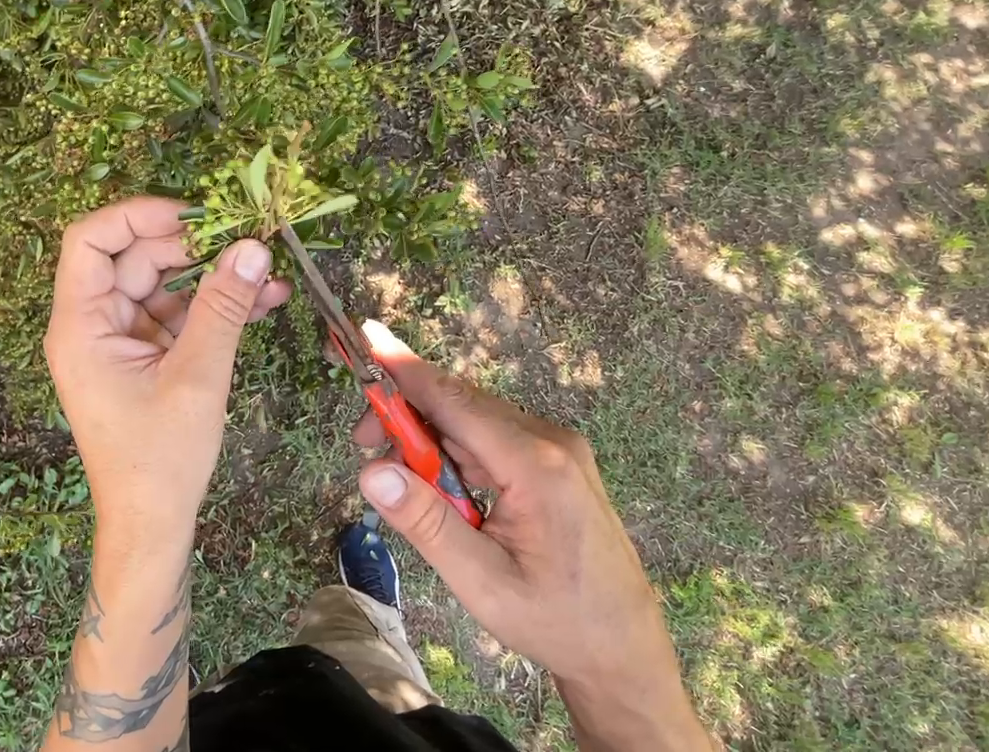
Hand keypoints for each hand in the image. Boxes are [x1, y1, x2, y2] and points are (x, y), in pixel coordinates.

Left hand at [45, 197, 289, 540]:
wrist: (153, 524)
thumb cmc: (161, 458)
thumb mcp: (197, 377)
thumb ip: (223, 307)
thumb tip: (253, 247)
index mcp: (80, 325)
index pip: (91, 241)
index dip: (137, 216)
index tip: (194, 216)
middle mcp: (93, 324)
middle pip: (136, 258)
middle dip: (193, 248)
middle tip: (248, 244)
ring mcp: (121, 339)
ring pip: (164, 284)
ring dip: (215, 279)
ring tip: (270, 276)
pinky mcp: (146, 355)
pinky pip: (179, 314)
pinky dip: (215, 308)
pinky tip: (263, 301)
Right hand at [352, 321, 712, 751]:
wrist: (626, 651)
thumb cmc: (555, 622)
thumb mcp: (482, 581)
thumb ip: (426, 523)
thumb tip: (371, 471)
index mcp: (536, 464)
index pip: (453, 400)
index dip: (403, 368)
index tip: (364, 337)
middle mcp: (551, 440)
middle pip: (458, 404)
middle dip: (404, 415)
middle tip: (363, 446)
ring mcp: (557, 447)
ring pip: (471, 418)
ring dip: (428, 437)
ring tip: (406, 483)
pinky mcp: (556, 460)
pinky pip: (490, 436)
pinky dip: (455, 450)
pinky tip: (446, 489)